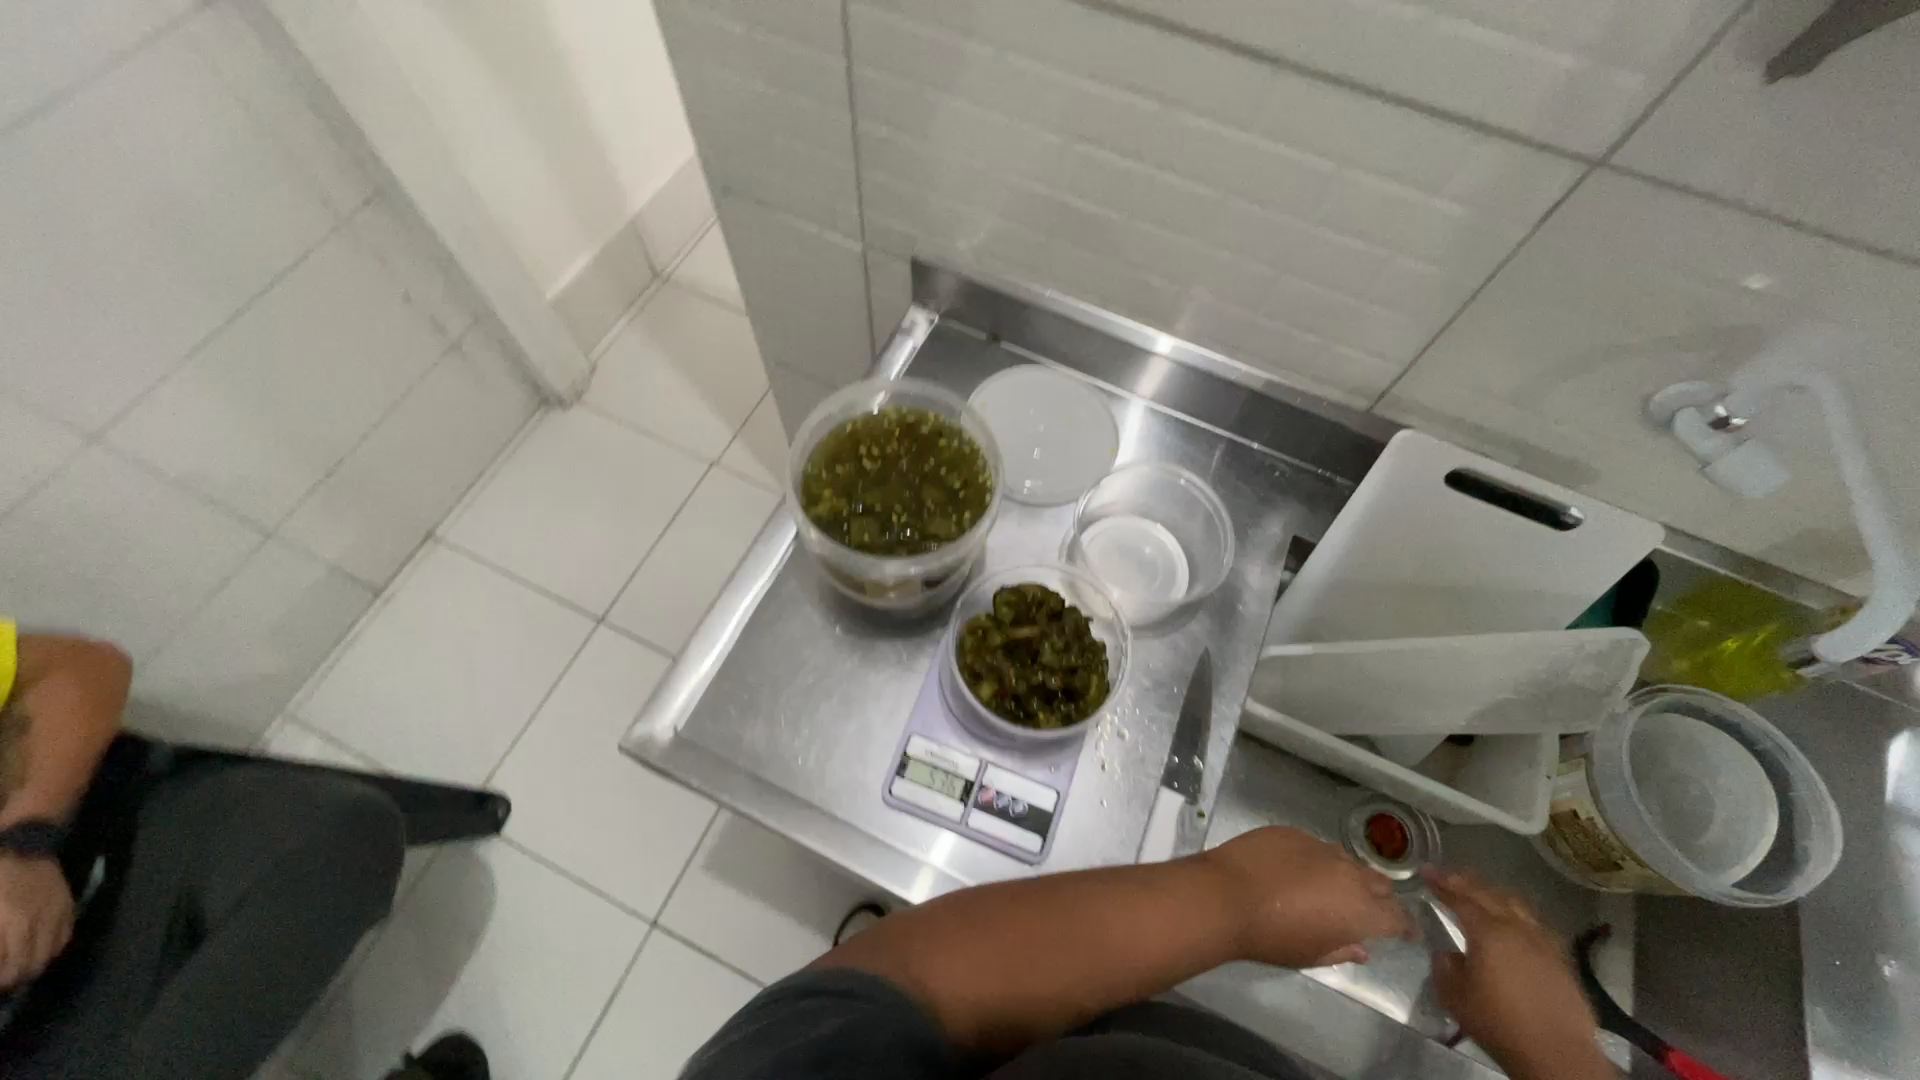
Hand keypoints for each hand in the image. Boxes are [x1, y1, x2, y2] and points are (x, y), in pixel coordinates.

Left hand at [0, 854, 73, 989]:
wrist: (22, 847)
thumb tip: (2, 957)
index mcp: (15, 924)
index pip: (12, 967)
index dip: (3, 981)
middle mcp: (41, 922)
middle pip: (34, 963)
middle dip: (16, 979)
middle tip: (4, 983)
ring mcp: (58, 913)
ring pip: (53, 951)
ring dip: (35, 965)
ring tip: (18, 971)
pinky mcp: (68, 905)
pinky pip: (65, 935)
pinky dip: (52, 949)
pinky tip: (39, 952)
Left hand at [1198, 826, 1411, 968]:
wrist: (1226, 895)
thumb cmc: (1271, 935)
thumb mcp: (1311, 955)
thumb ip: (1342, 951)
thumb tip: (1361, 948)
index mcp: (1361, 910)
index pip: (1398, 917)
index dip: (1403, 925)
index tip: (1402, 931)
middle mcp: (1348, 873)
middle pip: (1379, 883)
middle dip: (1379, 897)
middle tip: (1366, 909)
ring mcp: (1319, 847)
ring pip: (1346, 859)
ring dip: (1346, 874)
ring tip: (1330, 885)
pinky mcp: (1291, 831)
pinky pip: (1314, 845)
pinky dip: (1314, 858)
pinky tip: (1296, 867)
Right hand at [1422, 866, 1611, 1079]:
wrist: (1558, 1056)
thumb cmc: (1499, 1023)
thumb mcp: (1454, 995)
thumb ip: (1445, 967)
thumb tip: (1449, 954)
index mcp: (1488, 932)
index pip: (1460, 898)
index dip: (1440, 883)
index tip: (1425, 871)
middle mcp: (1517, 929)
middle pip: (1488, 895)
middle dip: (1464, 882)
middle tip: (1446, 874)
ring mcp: (1544, 944)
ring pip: (1517, 905)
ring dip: (1493, 894)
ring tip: (1480, 892)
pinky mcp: (1562, 961)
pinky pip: (1535, 924)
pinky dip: (1518, 914)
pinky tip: (1514, 922)